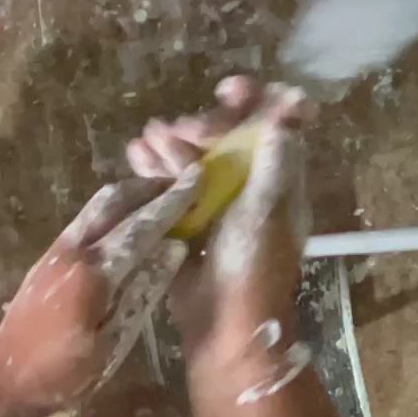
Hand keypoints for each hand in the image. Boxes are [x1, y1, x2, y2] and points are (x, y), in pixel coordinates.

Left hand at [0, 169, 202, 416]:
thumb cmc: (61, 374)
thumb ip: (141, 293)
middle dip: (149, 188)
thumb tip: (172, 250)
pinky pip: (82, 224)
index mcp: (92, 272)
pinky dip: (109, 214)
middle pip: (113, 201)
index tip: (198, 178)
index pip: (141, 225)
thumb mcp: (111, 344)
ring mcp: (53, 254)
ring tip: (158, 199)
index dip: (173, 202)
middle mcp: (70, 251)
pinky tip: (124, 227)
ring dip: (128, 197)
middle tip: (181, 182)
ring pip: (94, 208)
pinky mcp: (44, 263)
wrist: (3, 382)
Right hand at [125, 77, 313, 364]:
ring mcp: (214, 205)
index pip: (274, 124)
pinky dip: (153, 170)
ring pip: (194, 161)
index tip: (229, 92)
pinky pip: (169, 188)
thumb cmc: (251, 269)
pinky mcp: (185, 224)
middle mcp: (247, 186)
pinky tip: (134, 157)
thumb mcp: (265, 212)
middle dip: (201, 126)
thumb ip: (274, 162)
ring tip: (145, 140)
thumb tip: (282, 111)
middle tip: (175, 129)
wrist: (222, 324)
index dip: (255, 101)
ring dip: (170, 146)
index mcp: (277, 179)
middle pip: (226, 138)